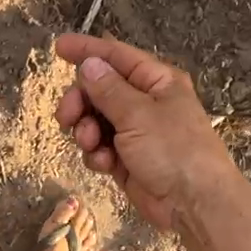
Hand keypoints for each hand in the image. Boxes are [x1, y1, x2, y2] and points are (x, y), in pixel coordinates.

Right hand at [52, 34, 243, 231]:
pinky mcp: (126, 161)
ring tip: (90, 144)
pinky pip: (100, 149)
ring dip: (86, 132)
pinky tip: (103, 164)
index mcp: (156, 81)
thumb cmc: (173, 150)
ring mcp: (135, 133)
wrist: (193, 203)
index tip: (58, 47)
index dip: (87, 51)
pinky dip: (96, 155)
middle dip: (80, 102)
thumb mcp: (138, 114)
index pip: (116, 57)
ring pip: (95, 122)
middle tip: (67, 117)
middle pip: (99, 91)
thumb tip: (89, 64)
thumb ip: (109, 89)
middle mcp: (145, 103)